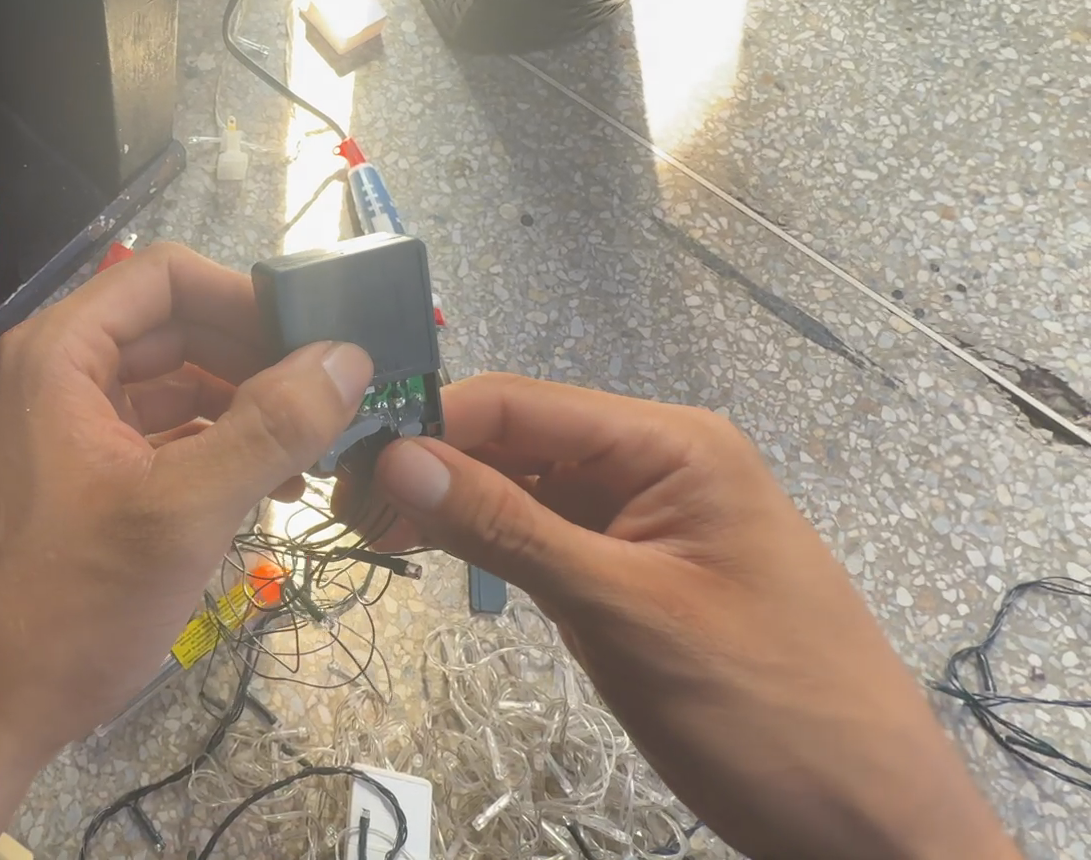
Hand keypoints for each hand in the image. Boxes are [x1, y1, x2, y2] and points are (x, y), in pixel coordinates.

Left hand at [0, 244, 372, 859]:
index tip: (316, 338)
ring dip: (244, 403)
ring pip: (174, 381)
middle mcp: (60, 371)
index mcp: (61, 353)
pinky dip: (217, 444)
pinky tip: (272, 480)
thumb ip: (269, 426)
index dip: (244, 294)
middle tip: (332, 396)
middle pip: (174, 327)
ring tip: (315, 445)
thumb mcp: (181, 513)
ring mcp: (70, 423)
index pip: (165, 276)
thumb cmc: (69, 606)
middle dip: (255, 355)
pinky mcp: (85, 470)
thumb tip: (348, 358)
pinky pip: (162, 432)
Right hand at [369, 374, 1016, 859]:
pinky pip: (525, 524)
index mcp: (666, 444)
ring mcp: (626, 510)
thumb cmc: (764, 710)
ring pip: (508, 481)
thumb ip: (503, 525)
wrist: (869, 835)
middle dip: (427, 467)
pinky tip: (424, 545)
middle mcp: (643, 460)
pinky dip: (472, 534)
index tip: (354, 463)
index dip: (429, 423)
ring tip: (375, 532)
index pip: (517, 404)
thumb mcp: (622, 609)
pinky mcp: (611, 557)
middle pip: (507, 438)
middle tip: (353, 511)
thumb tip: (395, 459)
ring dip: (442, 502)